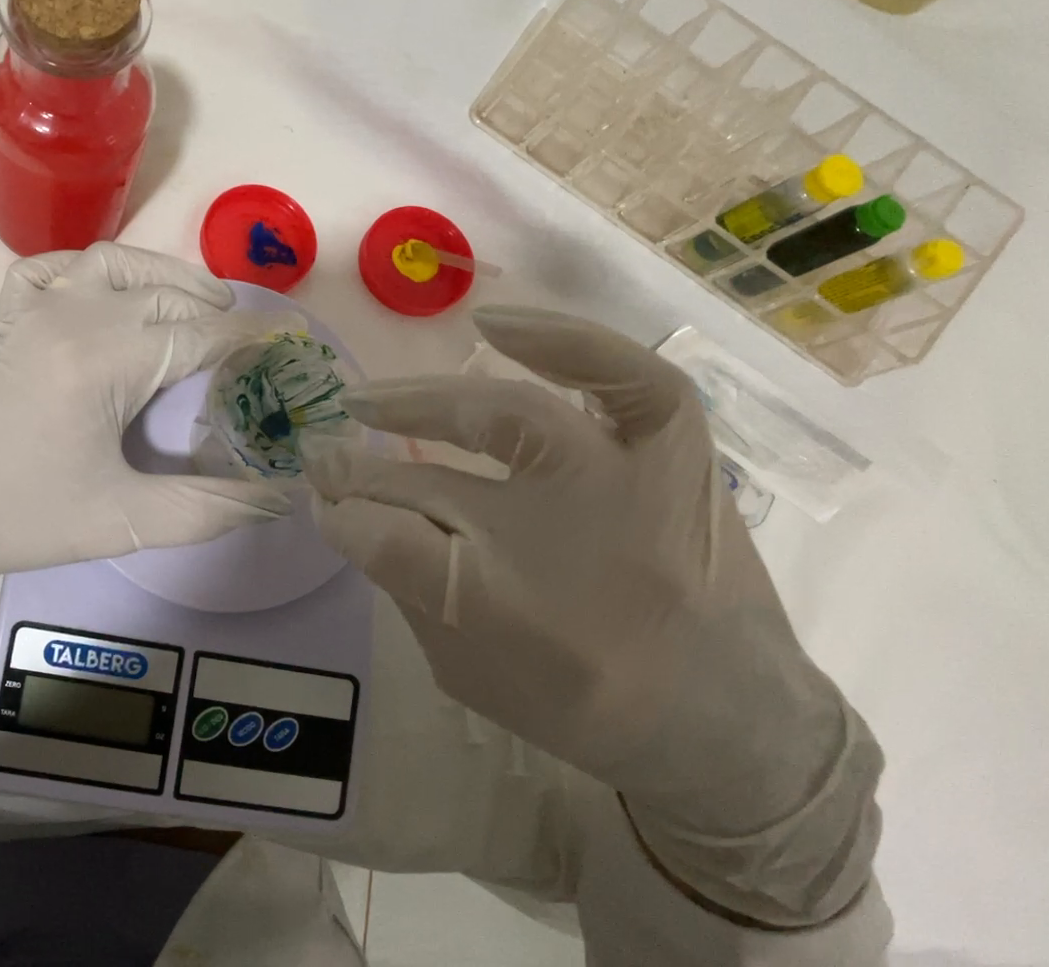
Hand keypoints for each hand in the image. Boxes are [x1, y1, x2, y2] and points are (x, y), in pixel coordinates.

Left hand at [0, 242, 299, 642]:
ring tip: (196, 307)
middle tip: (244, 347)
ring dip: (162, 277)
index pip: (197, 335)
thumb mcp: (127, 522)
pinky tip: (107, 293)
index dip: (247, 342)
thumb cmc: (32, 519)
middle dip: (213, 314)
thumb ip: (211, 507)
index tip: (283, 350)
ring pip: (114, 263)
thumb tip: (279, 497)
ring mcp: (34, 312)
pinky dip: (86, 268)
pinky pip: (50, 268)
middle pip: (164, 294)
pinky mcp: (9, 321)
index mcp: (103, 361)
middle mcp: (71, 318)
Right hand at [306, 306, 881, 926]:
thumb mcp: (465, 669)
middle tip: (321, 456)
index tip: (320, 506)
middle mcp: (562, 540)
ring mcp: (627, 488)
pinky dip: (567, 342)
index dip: (344, 519)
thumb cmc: (581, 698)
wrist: (728, 723)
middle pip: (431, 486)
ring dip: (426, 405)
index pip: (386, 544)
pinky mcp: (677, 461)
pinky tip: (499, 326)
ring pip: (511, 420)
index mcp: (502, 611)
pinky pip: (631, 383)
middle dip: (359, 472)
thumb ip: (406, 589)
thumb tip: (348, 514)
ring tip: (371, 400)